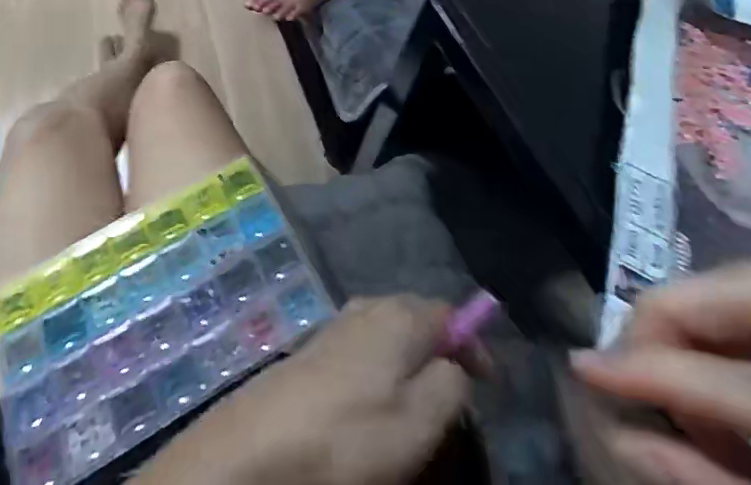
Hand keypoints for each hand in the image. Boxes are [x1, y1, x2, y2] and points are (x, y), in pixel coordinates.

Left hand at [136, 297, 475, 484]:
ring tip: (419, 396)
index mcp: (396, 315)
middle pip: (414, 314)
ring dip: (408, 354)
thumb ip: (450, 383)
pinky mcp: (312, 347)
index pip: (446, 311)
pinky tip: (375, 395)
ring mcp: (333, 325)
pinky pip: (361, 344)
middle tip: (457, 387)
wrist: (261, 443)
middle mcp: (364, 307)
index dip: (471, 342)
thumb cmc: (351, 433)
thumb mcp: (420, 419)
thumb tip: (454, 363)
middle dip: (439, 344)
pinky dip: (379, 363)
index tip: (488, 382)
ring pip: (385, 329)